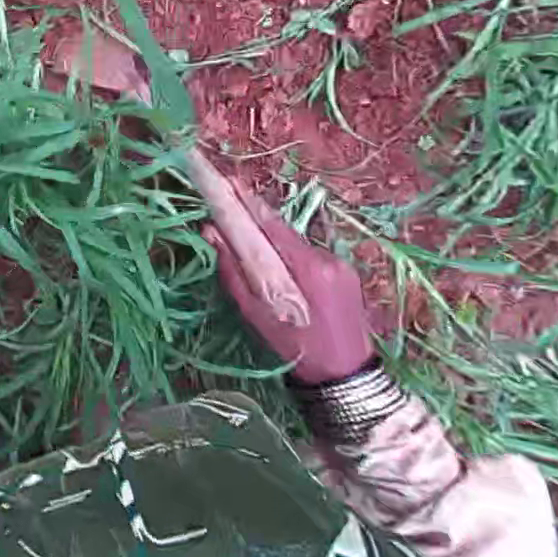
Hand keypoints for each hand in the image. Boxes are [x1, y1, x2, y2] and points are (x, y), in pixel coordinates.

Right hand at [204, 204, 372, 384]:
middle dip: (256, 213)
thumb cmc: (294, 347)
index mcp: (305, 267)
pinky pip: (308, 252)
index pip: (270, 224)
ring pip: (295, 240)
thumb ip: (233, 270)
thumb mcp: (255, 312)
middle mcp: (326, 257)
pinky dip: (287, 250)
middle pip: (283, 228)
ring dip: (271, 234)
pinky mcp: (345, 271)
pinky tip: (275, 259)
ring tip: (248, 230)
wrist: (346, 375)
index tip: (228, 181)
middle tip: (231, 192)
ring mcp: (339, 263)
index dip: (247, 202)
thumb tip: (211, 233)